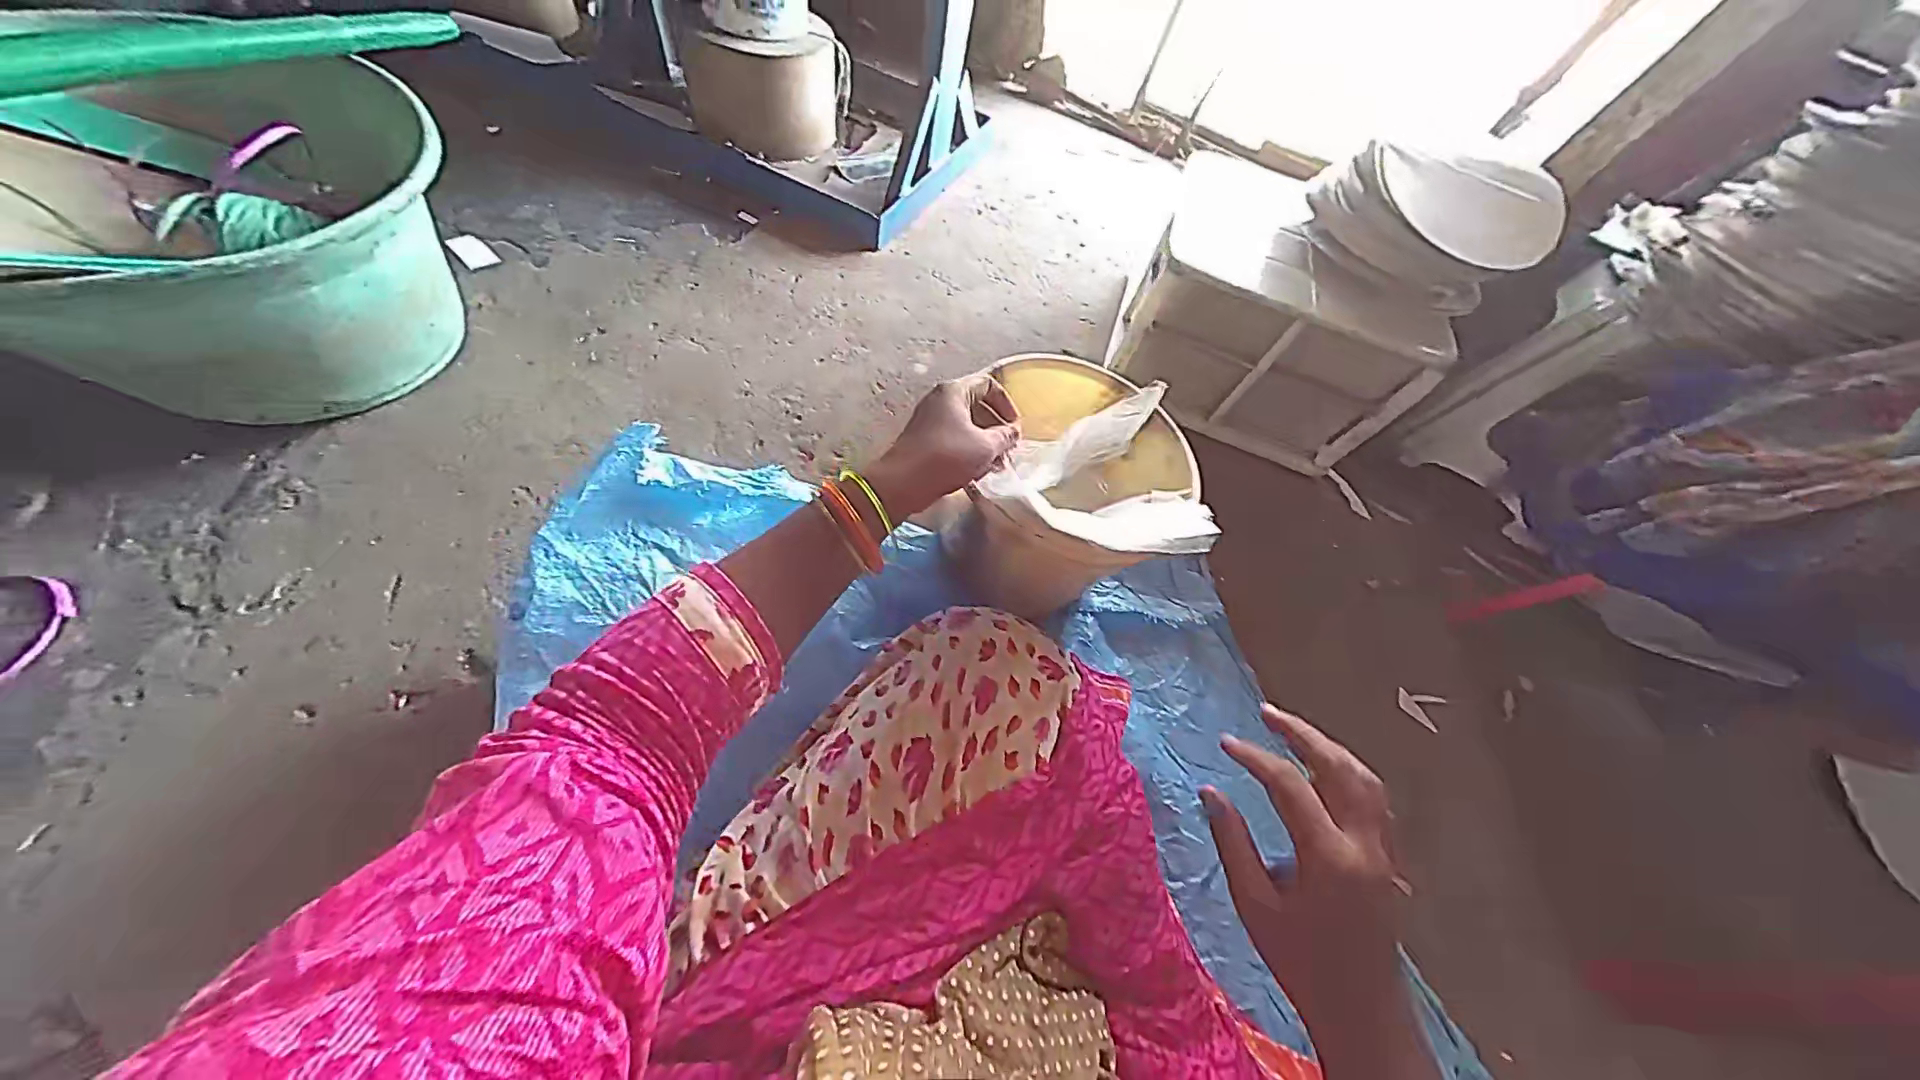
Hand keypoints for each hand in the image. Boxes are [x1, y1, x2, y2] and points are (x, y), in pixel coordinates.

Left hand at [864, 374, 1020, 518]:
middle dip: (997, 427)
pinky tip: (977, 470)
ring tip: (996, 464)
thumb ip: (1005, 436)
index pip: (988, 385)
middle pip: (977, 405)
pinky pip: (953, 439)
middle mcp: (939, 401)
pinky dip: (968, 450)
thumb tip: (1013, 433)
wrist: (904, 483)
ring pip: (965, 425)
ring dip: (984, 442)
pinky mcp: (924, 441)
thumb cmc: (946, 457)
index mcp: (953, 392)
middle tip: (1008, 448)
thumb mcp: (985, 446)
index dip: (1007, 404)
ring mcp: (929, 421)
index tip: (1014, 427)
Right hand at [1203, 706, 1433, 1079]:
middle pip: (1339, 768)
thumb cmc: (1300, 962)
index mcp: (1328, 858)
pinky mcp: (1391, 860)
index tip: (1226, 743)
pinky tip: (1324, 769)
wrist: (1362, 1011)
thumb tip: (1210, 792)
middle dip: (1302, 734)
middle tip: (1267, 713)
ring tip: (1293, 731)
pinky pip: (1374, 801)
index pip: (1289, 786)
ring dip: (1328, 748)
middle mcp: (1365, 846)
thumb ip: (1232, 842)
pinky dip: (1347, 773)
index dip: (1255, 757)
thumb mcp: (1254, 904)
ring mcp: (1385, 852)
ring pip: (1366, 780)